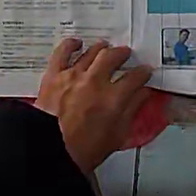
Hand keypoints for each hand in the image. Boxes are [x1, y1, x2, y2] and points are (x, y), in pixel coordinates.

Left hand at [36, 39, 152, 174]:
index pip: (135, 77)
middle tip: (125, 54)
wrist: (51, 152)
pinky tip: (77, 43)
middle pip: (113, 57)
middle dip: (123, 53)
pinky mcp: (54, 75)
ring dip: (102, 48)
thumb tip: (143, 93)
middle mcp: (95, 82)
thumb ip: (132, 110)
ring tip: (105, 48)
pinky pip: (62, 52)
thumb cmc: (85, 150)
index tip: (145, 71)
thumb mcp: (117, 135)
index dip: (143, 72)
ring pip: (92, 52)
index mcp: (114, 99)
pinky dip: (71, 44)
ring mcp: (73, 76)